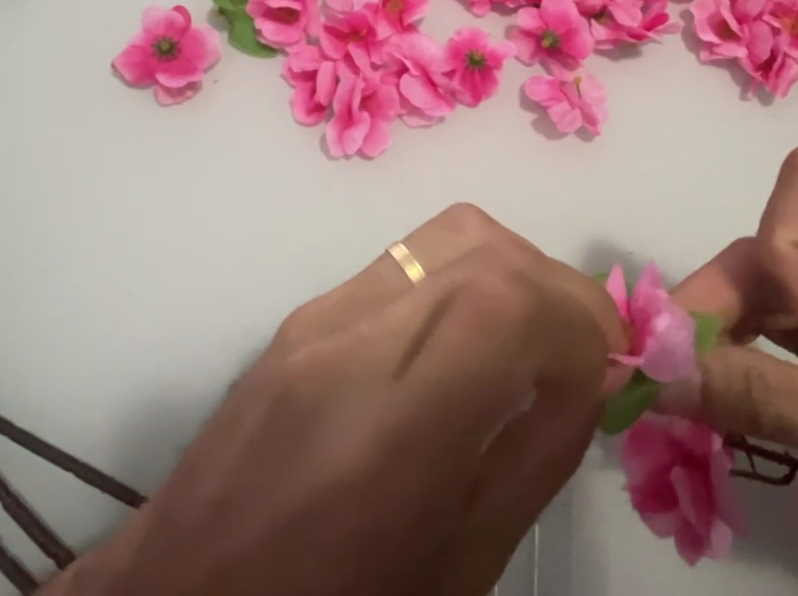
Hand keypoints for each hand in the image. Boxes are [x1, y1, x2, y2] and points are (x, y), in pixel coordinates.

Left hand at [42, 204, 624, 595]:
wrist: (192, 590)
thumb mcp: (462, 560)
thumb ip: (538, 452)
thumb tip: (591, 371)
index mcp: (388, 430)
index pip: (503, 301)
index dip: (576, 315)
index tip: (605, 361)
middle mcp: (345, 346)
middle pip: (477, 245)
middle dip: (554, 284)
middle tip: (579, 347)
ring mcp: (315, 320)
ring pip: (443, 236)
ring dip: (510, 270)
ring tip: (530, 338)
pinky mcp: (301, 315)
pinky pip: (404, 262)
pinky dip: (462, 278)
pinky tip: (467, 341)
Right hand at [665, 146, 797, 595]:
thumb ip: (759, 398)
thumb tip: (650, 370)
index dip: (785, 239)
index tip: (794, 320)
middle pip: (786, 239)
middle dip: (730, 292)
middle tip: (675, 355)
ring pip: (774, 287)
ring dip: (726, 328)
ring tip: (684, 381)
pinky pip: (783, 336)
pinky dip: (744, 359)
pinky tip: (713, 390)